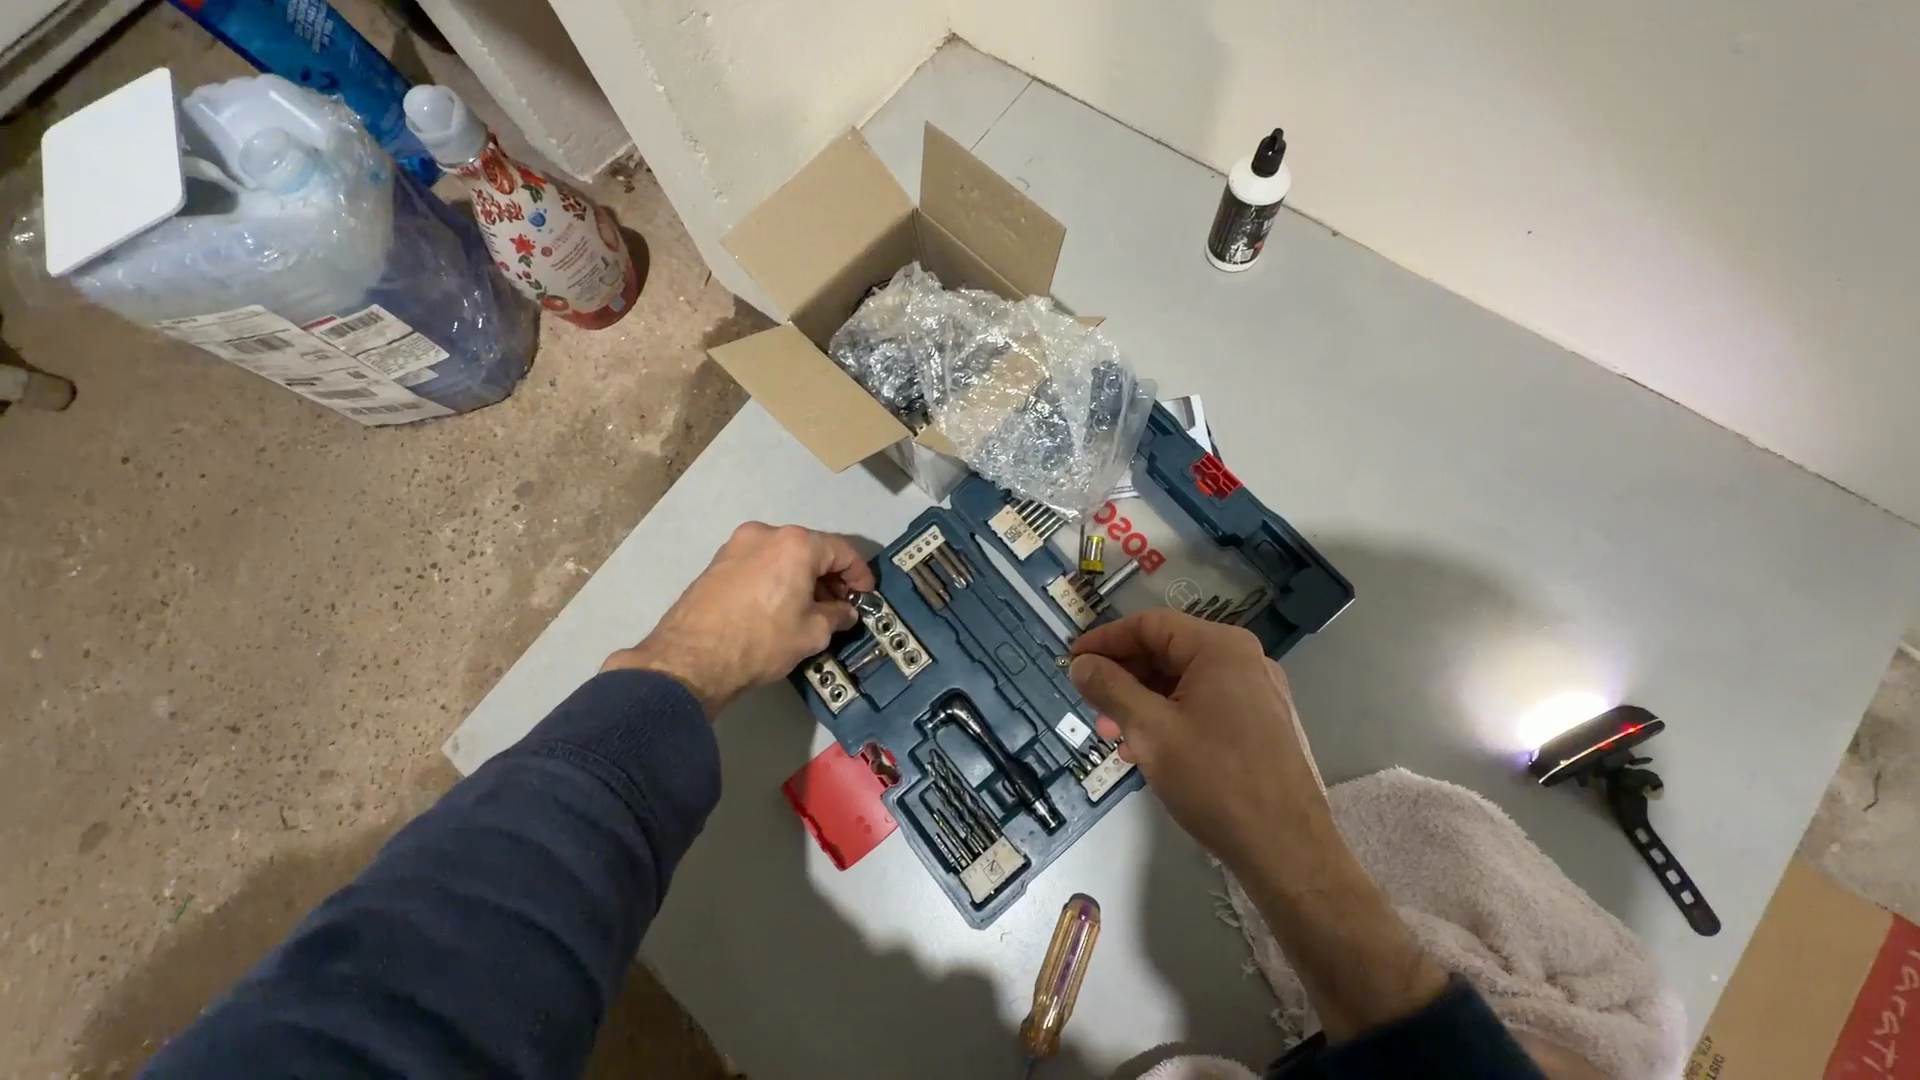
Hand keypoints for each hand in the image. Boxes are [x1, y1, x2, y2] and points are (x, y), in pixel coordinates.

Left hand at [603, 523, 875, 715]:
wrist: (690, 659)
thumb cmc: (761, 641)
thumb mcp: (812, 633)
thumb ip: (837, 616)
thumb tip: (845, 612)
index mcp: (795, 544)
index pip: (842, 550)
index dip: (860, 574)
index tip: (866, 595)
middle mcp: (766, 534)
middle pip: (811, 548)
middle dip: (831, 576)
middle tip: (842, 605)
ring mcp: (736, 545)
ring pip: (784, 555)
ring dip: (804, 577)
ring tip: (812, 609)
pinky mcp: (717, 562)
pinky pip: (760, 564)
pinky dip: (778, 578)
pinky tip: (782, 606)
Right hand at [1075, 610, 1455, 1044]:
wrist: (1288, 850)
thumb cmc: (1215, 782)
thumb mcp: (1150, 730)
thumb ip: (1110, 688)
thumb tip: (1081, 665)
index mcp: (1220, 648)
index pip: (1150, 624)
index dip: (1105, 640)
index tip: (1073, 662)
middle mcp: (1245, 660)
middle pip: (1169, 651)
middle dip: (1124, 675)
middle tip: (1091, 704)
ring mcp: (1259, 693)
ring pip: (1185, 682)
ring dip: (1144, 700)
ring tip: (1115, 734)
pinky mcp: (1263, 725)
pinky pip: (1205, 705)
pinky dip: (1171, 717)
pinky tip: (1149, 748)